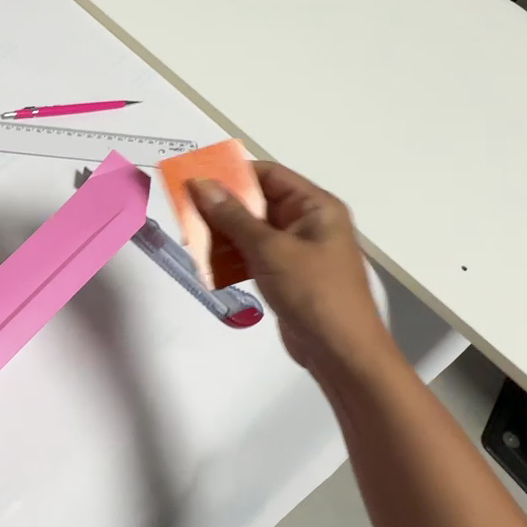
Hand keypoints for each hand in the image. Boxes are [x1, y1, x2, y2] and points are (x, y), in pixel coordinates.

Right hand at [186, 163, 397, 380]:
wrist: (342, 353)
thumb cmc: (313, 292)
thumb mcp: (269, 249)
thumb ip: (232, 216)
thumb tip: (201, 184)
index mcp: (315, 207)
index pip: (268, 175)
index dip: (232, 173)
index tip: (195, 178)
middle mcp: (307, 222)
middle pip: (256, 201)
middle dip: (220, 206)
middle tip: (184, 210)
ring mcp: (296, 249)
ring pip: (249, 229)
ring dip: (221, 233)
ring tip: (191, 239)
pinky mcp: (285, 273)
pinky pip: (251, 253)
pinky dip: (230, 256)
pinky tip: (208, 263)